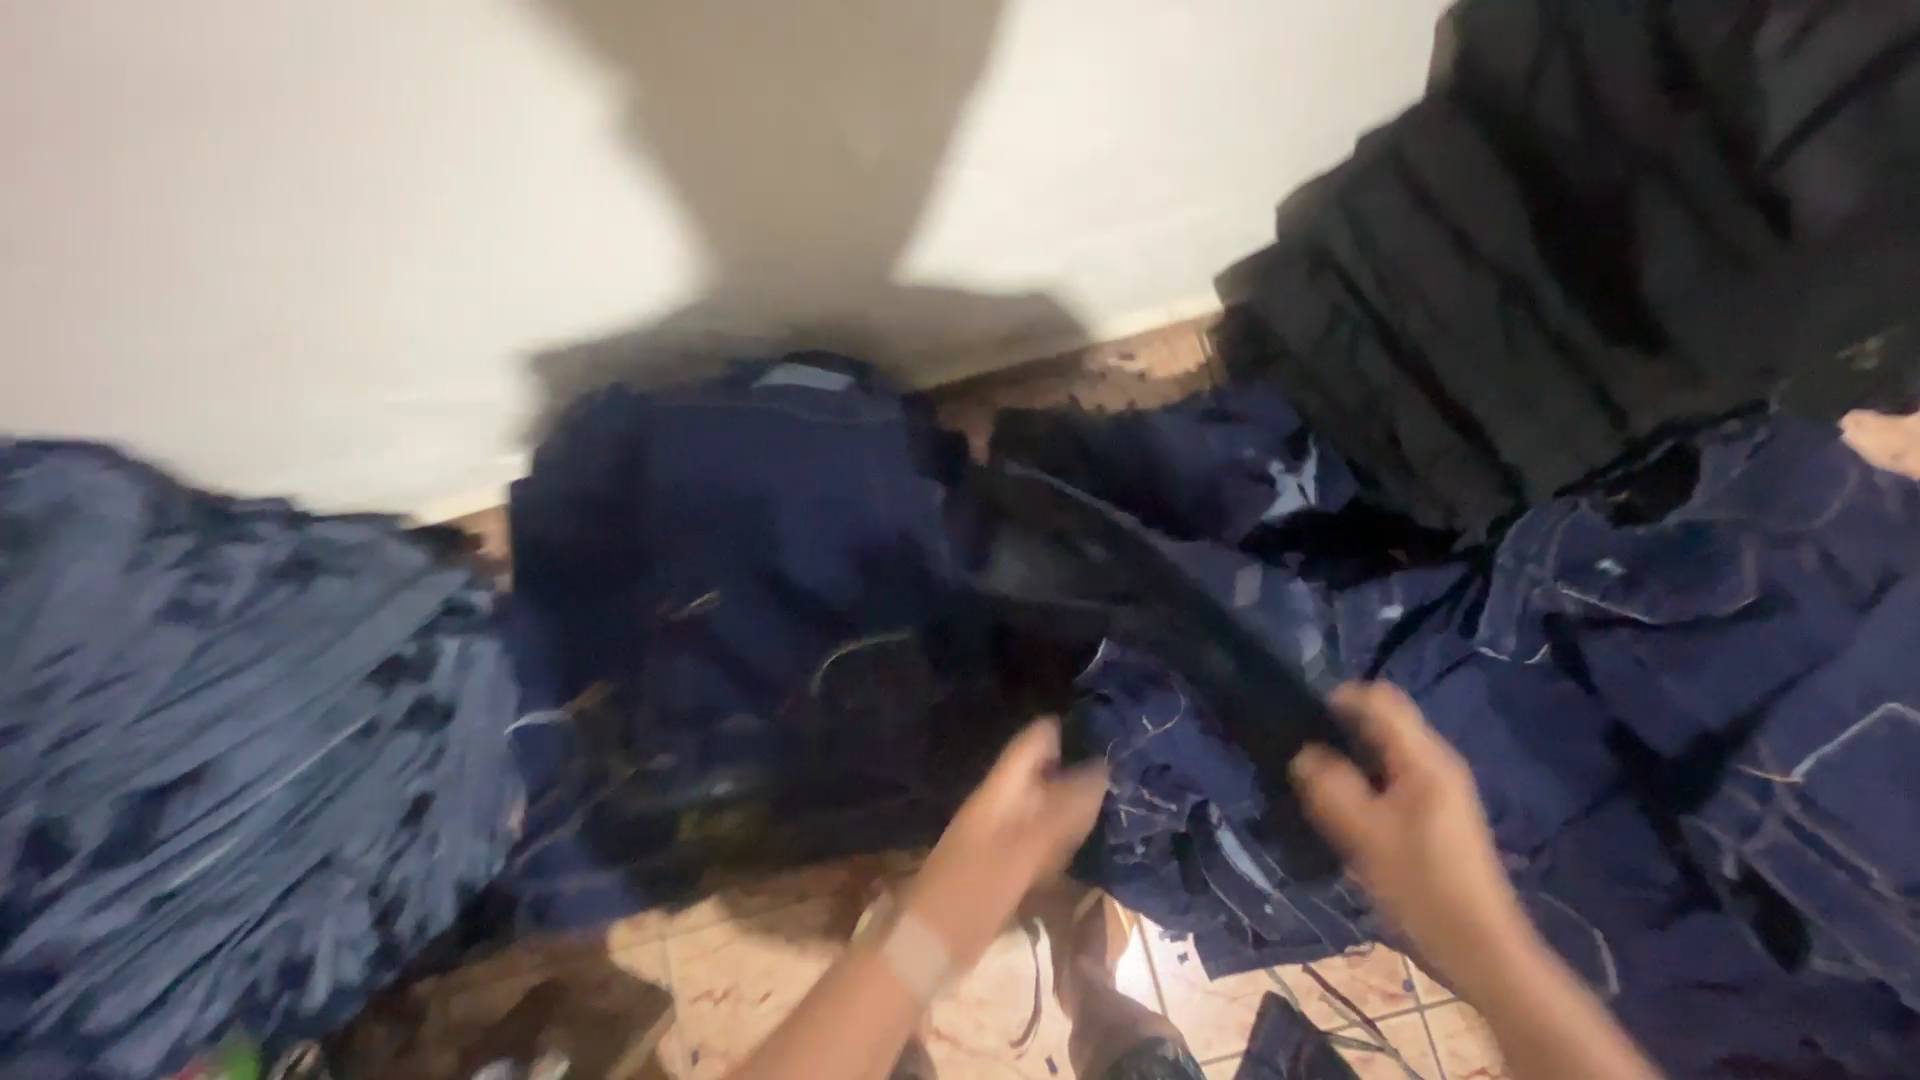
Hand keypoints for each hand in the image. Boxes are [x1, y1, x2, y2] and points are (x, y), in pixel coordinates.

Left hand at [900, 719, 1109, 967]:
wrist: (928, 944)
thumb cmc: (972, 892)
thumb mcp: (1022, 850)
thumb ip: (1063, 810)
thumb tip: (1102, 767)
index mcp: (1001, 788)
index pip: (1037, 738)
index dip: (1071, 728)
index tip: (1113, 728)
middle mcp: (1003, 801)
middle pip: (1045, 769)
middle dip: (1081, 766)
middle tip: (1129, 768)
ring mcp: (1004, 831)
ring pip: (1048, 802)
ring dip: (1078, 800)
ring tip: (1122, 796)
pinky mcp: (1007, 861)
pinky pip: (1044, 836)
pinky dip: (1067, 834)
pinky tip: (1093, 840)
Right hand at [1289, 682, 1536, 994]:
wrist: (1480, 947)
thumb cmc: (1422, 885)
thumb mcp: (1364, 835)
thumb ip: (1329, 786)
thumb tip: (1303, 754)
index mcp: (1424, 759)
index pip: (1380, 698)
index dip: (1338, 698)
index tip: (1301, 720)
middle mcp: (1436, 763)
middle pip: (1382, 722)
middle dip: (1339, 730)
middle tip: (1302, 754)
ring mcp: (1440, 788)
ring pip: (1385, 751)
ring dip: (1349, 758)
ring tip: (1315, 782)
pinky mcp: (1436, 812)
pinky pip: (1392, 775)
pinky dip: (1365, 780)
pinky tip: (1345, 809)